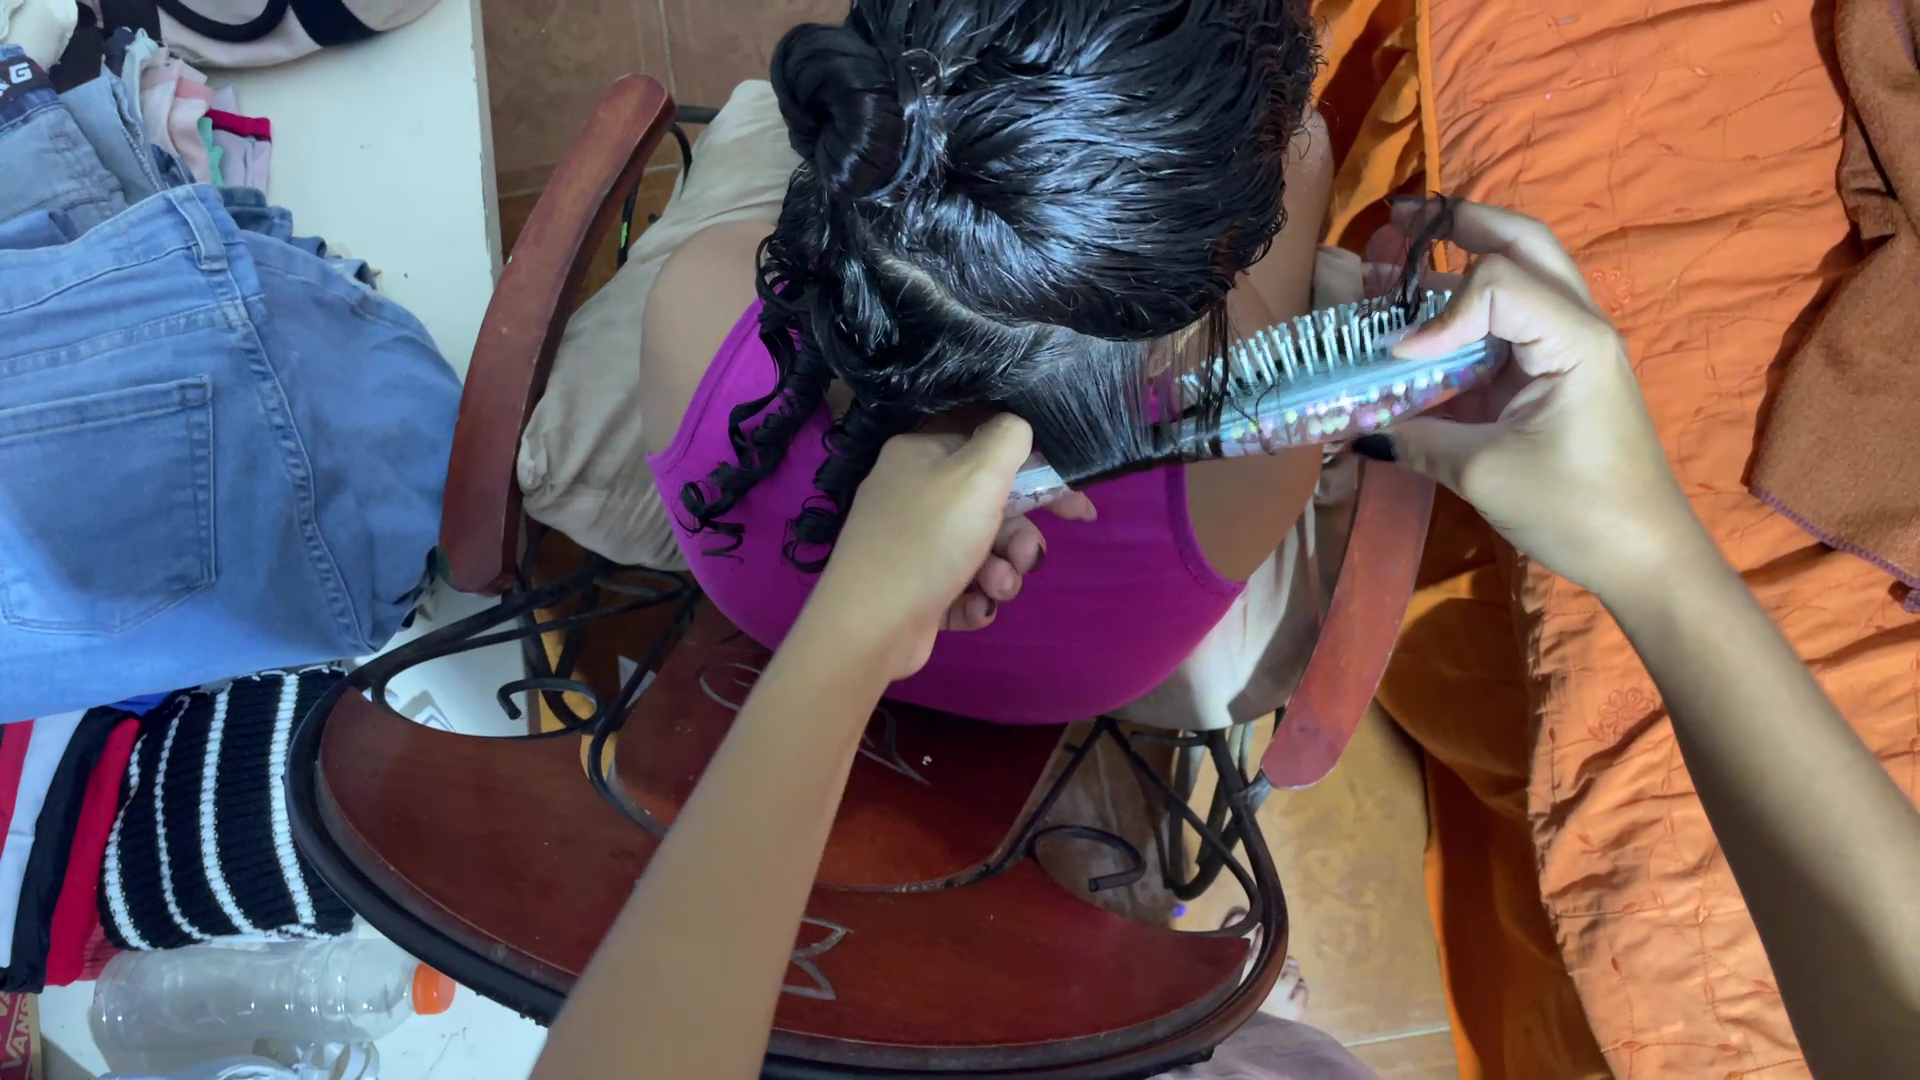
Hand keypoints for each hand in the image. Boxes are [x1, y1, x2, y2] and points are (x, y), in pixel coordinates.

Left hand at [804, 413, 1043, 680]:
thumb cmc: (928, 541)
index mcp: (922, 455)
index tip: (1075, 505)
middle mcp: (915, 494)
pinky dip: (975, 596)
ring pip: (983, 550)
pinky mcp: (917, 588)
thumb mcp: (977, 475)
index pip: (991, 450)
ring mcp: (913, 543)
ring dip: (1001, 571)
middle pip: (992, 506)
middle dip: (1019, 538)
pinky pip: (964, 584)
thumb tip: (1018, 426)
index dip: (1039, 475)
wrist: (870, 626)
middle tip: (1028, 558)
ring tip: (994, 587)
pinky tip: (971, 606)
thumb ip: (1009, 439)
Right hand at [1366, 198, 1705, 596]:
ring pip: (1517, 275)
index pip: (1496, 288)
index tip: (1394, 358)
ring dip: (1459, 258)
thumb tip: (1348, 428)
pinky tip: (1418, 319)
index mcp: (1574, 341)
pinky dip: (1459, 312)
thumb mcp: (1480, 472)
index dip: (1436, 315)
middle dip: (1460, 224)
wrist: (1638, 551)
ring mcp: (1563, 348)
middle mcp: (1575, 327)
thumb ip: (1412, 437)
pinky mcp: (1546, 374)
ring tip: (1398, 253)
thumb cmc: (1572, 506)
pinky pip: (1501, 324)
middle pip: (1524, 245)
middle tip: (1400, 219)